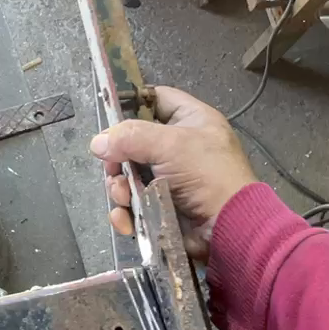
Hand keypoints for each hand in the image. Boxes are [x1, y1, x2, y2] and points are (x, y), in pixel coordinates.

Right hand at [90, 86, 257, 260]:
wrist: (230, 230)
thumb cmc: (207, 175)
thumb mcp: (171, 145)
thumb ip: (130, 137)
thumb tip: (98, 143)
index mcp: (191, 120)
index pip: (156, 98)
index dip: (132, 103)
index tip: (108, 115)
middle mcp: (179, 146)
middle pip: (133, 141)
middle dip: (118, 158)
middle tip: (113, 169)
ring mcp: (170, 178)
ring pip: (129, 175)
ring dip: (120, 187)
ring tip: (124, 197)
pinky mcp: (162, 205)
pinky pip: (134, 202)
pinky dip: (125, 211)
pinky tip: (124, 218)